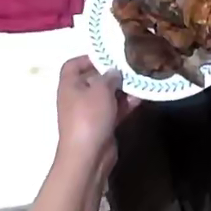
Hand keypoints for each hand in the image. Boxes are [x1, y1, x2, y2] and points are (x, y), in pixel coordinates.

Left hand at [55, 57, 134, 171]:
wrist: (88, 155)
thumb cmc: (89, 116)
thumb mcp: (100, 89)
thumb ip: (109, 76)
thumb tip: (114, 72)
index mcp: (69, 86)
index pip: (73, 65)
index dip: (88, 58)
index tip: (108, 55)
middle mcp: (77, 98)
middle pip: (93, 79)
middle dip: (112, 74)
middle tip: (130, 67)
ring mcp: (89, 113)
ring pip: (107, 95)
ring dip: (122, 89)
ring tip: (140, 82)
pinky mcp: (101, 125)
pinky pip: (114, 110)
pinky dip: (125, 104)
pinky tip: (140, 98)